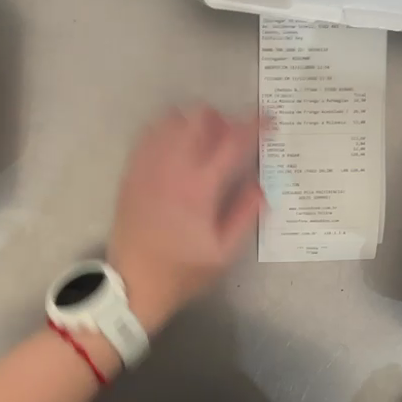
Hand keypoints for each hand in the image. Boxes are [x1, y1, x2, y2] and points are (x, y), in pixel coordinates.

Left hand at [107, 106, 265, 330]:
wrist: (132, 283)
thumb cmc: (182, 271)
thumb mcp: (224, 253)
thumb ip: (245, 214)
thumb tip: (262, 185)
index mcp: (200, 188)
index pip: (233, 141)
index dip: (256, 125)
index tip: (270, 121)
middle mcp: (172, 168)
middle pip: (200, 117)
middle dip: (222, 120)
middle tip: (232, 139)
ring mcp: (148, 167)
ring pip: (173, 119)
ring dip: (195, 123)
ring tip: (204, 144)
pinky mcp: (131, 171)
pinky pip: (150, 134)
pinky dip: (169, 132)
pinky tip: (177, 150)